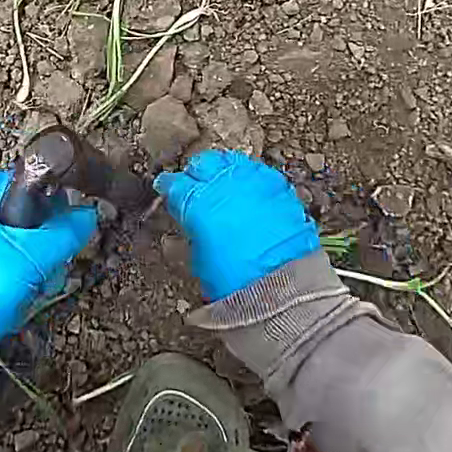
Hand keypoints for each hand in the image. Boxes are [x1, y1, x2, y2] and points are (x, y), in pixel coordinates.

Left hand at [0, 171, 95, 392]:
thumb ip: (65, 233)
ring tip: (23, 293)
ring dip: (36, 274)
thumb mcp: (27, 259)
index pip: (39, 185)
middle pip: (37, 219)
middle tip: (38, 272)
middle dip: (45, 252)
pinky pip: (15, 266)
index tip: (62, 236)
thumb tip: (88, 215)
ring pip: (30, 247)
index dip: (57, 211)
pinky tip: (14, 304)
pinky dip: (21, 286)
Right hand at [154, 149, 319, 299]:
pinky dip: (249, 177)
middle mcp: (226, 184)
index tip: (167, 189)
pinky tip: (248, 190)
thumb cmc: (239, 284)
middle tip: (194, 185)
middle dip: (196, 173)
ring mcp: (254, 181)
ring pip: (231, 161)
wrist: (284, 291)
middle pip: (204, 163)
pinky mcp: (279, 187)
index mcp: (199, 203)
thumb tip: (173, 238)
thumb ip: (187, 240)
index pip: (175, 183)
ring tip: (222, 184)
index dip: (168, 187)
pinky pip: (257, 171)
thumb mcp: (199, 264)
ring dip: (223, 170)